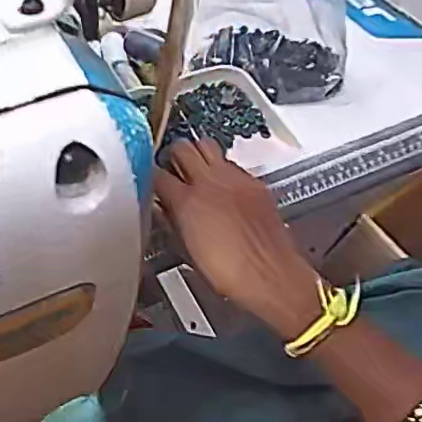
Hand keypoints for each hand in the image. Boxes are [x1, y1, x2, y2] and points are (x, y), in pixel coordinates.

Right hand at [155, 138, 321, 337]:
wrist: (271, 276)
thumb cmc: (231, 271)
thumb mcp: (186, 249)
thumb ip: (172, 221)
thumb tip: (165, 209)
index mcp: (187, 201)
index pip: (157, 173)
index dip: (151, 177)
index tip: (152, 182)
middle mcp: (211, 182)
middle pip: (183, 147)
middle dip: (173, 156)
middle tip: (172, 169)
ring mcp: (235, 179)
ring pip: (208, 146)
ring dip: (198, 155)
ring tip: (196, 173)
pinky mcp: (255, 183)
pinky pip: (232, 164)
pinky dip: (222, 170)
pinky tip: (222, 189)